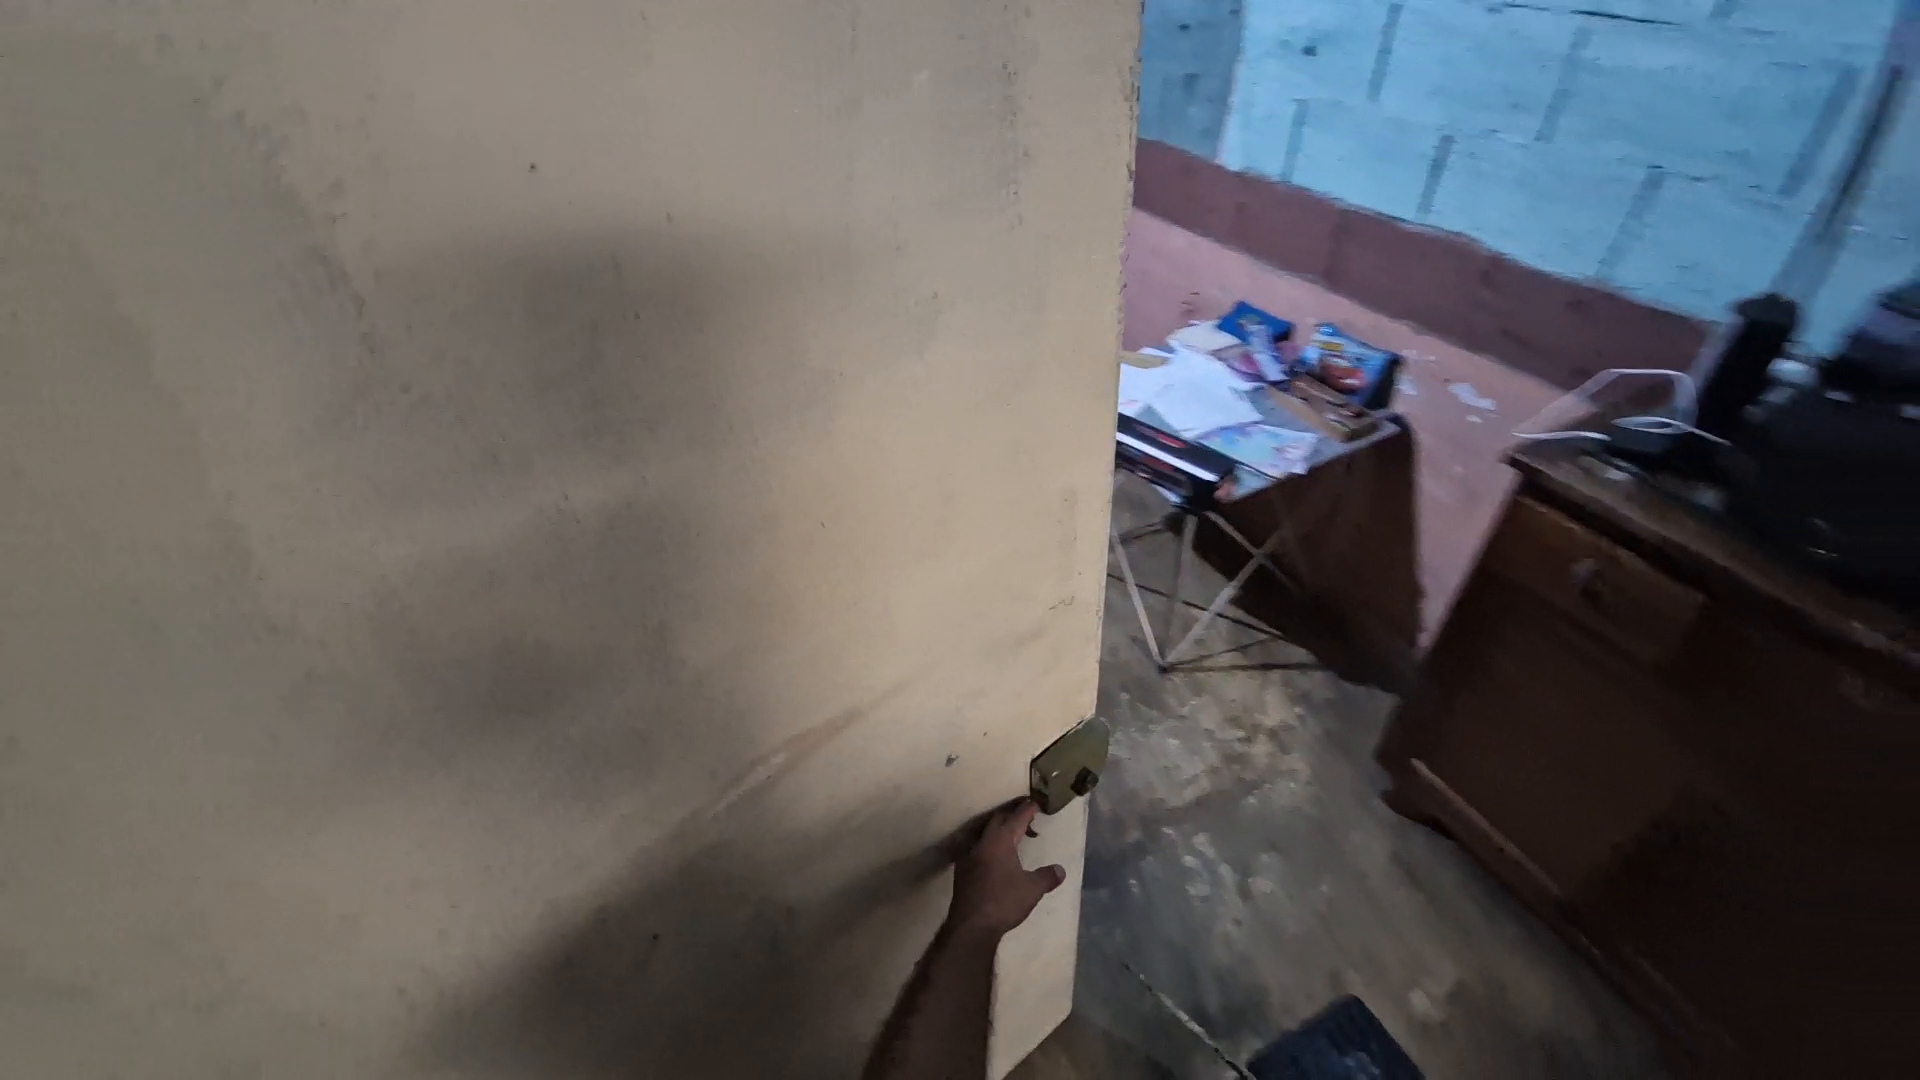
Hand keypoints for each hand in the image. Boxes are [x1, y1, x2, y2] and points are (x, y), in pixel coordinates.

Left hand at [947, 799, 1065, 938]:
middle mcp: (982, 843)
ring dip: (1000, 833)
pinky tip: (996, 861)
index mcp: (1000, 841)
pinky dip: (990, 847)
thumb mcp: (1032, 889)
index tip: (1036, 803)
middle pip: (997, 821)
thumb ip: (1047, 876)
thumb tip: (1060, 870)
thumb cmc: (1004, 902)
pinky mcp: (962, 871)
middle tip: (1027, 821)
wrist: (971, 925)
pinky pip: (978, 849)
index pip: (1016, 818)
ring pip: (986, 835)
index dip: (1027, 810)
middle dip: (1012, 817)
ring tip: (1014, 841)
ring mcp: (969, 856)